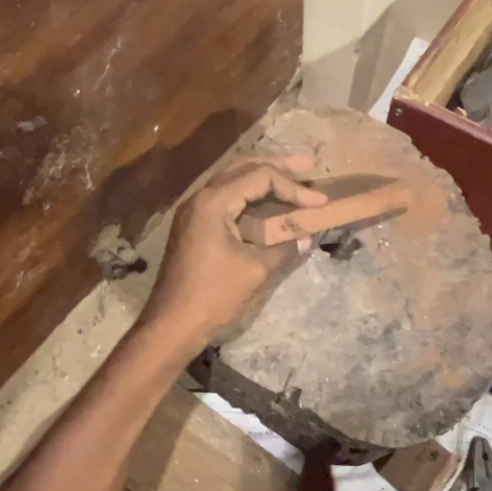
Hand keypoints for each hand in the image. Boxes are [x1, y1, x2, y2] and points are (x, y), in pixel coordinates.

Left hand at [139, 154, 326, 349]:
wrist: (171, 325)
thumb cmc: (213, 296)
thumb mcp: (256, 270)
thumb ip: (284, 247)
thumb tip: (307, 236)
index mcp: (213, 201)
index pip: (260, 176)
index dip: (293, 187)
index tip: (319, 203)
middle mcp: (201, 198)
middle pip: (243, 168)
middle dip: (277, 166)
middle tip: (307, 165)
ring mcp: (194, 212)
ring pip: (233, 182)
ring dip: (262, 180)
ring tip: (292, 179)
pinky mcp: (194, 227)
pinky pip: (226, 201)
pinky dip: (249, 199)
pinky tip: (267, 205)